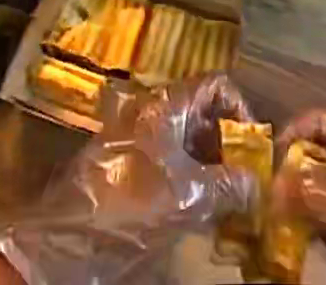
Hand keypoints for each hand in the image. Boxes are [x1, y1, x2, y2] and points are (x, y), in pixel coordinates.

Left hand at [0, 74, 257, 284]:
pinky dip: (190, 174)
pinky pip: (168, 155)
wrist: (68, 242)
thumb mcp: (188, 196)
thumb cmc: (131, 205)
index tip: (254, 145)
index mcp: (165, 103)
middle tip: (246, 177)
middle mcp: (151, 108)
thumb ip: (229, 185)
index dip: (241, 108)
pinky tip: (203, 207)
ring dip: (211, 162)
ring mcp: (136, 133)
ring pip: (186, 136)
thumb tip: (258, 185)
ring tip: (229, 197)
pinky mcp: (126, 161)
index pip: (215, 83)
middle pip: (202, 110)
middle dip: (228, 141)